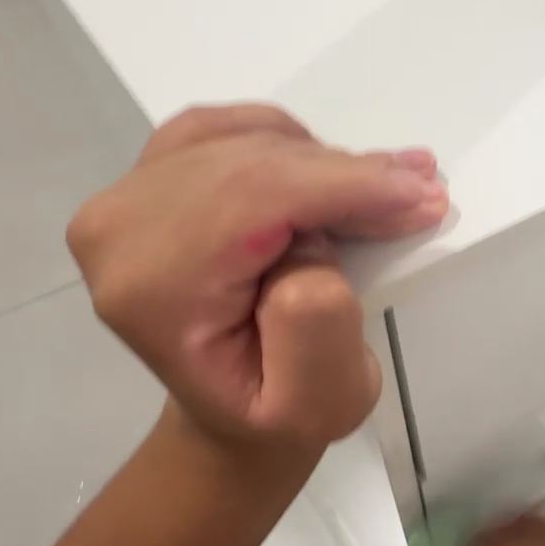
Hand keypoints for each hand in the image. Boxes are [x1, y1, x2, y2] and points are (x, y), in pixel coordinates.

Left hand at [67, 104, 446, 450]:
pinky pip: (226, 129)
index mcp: (153, 288)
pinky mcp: (146, 182)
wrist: (233, 413)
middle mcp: (119, 231)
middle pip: (254, 161)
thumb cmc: (281, 416)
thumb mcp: (317, 403)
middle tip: (424, 194)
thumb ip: (314, 330)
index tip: (424, 193)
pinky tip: (327, 176)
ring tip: (386, 193)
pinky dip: (289, 144)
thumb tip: (314, 247)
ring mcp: (126, 200)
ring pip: (246, 139)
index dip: (347, 184)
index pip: (257, 196)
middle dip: (352, 172)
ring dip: (327, 160)